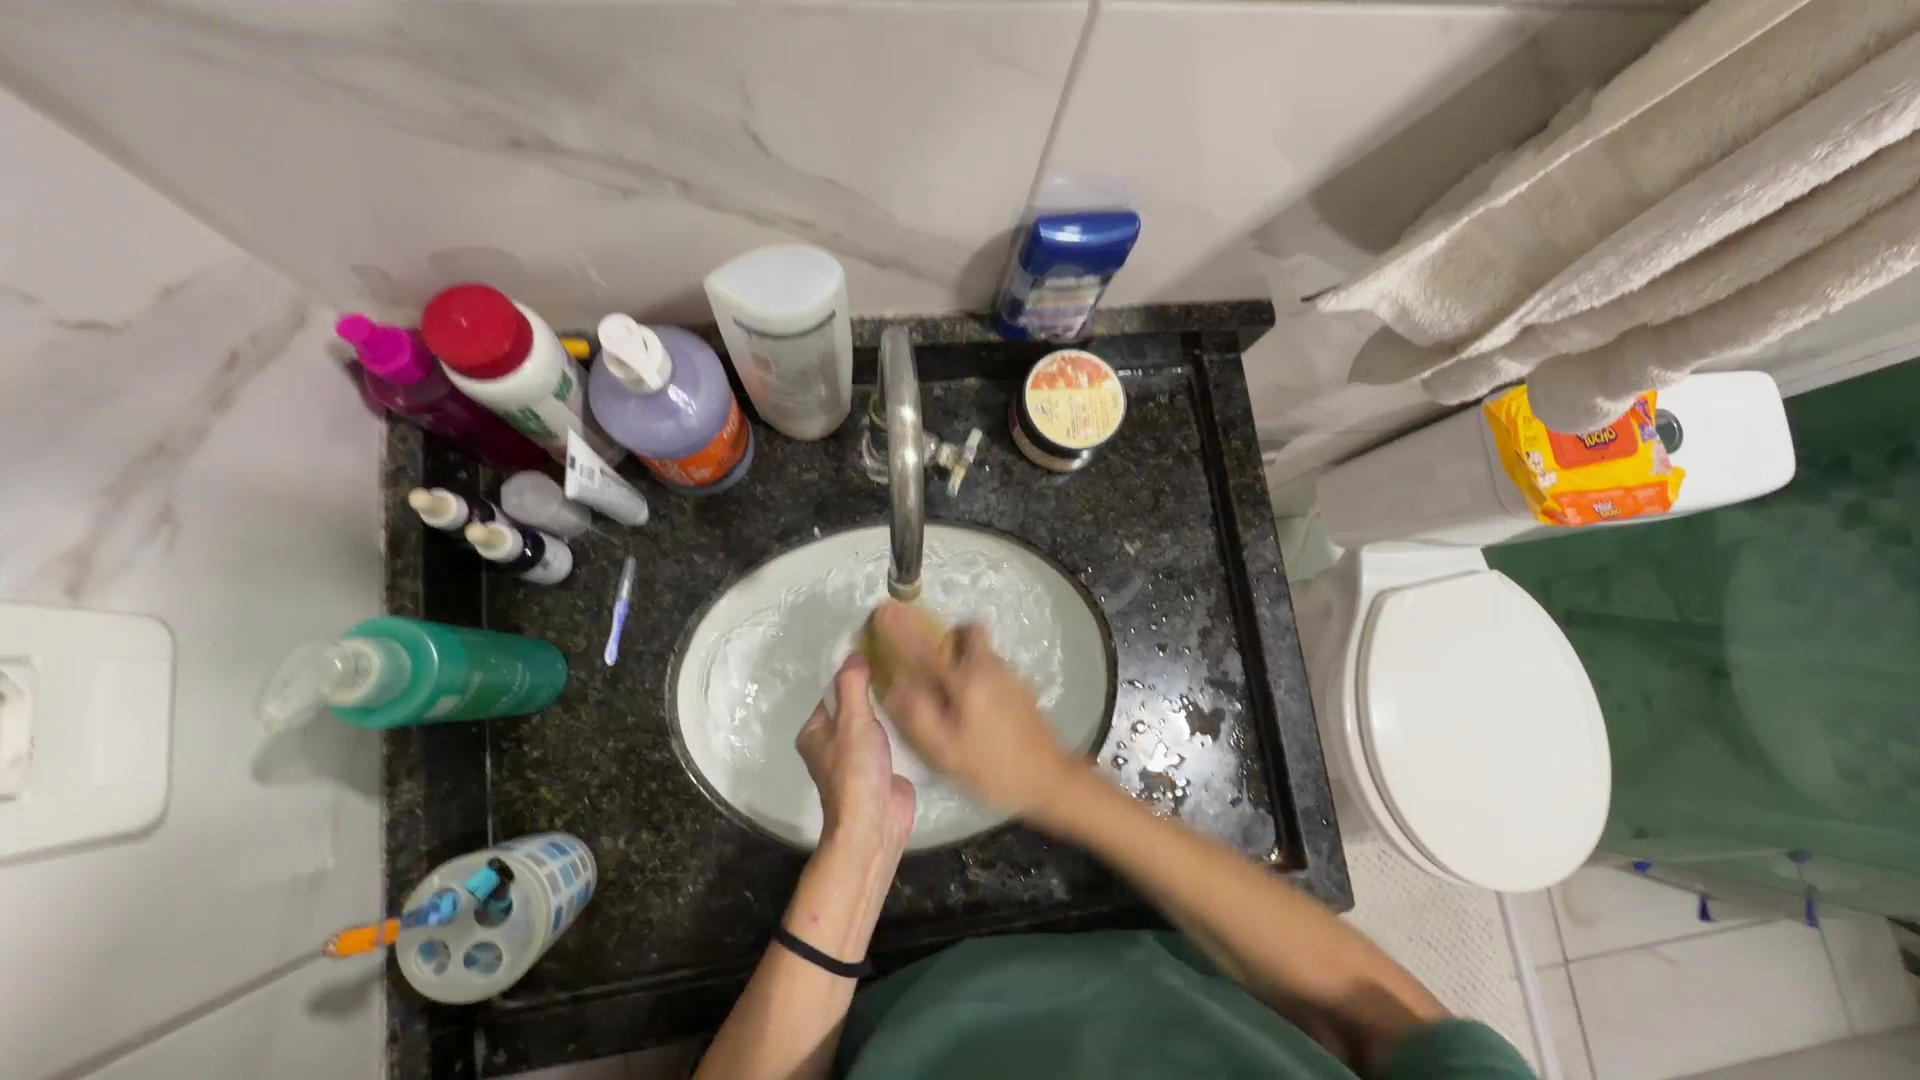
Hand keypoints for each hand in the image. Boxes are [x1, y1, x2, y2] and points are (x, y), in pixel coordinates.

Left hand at [795, 654, 915, 855]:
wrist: (875, 825)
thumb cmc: (855, 772)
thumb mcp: (852, 721)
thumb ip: (852, 686)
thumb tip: (854, 655)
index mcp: (814, 732)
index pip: (834, 692)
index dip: (855, 674)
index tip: (881, 656)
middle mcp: (833, 744)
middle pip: (857, 706)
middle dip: (878, 691)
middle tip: (905, 670)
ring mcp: (858, 759)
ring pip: (876, 723)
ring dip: (893, 711)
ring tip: (918, 687)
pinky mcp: (882, 770)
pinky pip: (892, 741)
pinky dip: (904, 730)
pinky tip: (923, 714)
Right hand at [872, 601, 1078, 815]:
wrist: (1049, 780)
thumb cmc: (992, 769)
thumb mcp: (945, 752)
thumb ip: (917, 715)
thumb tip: (895, 686)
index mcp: (966, 682)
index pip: (926, 649)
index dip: (903, 630)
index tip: (887, 612)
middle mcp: (990, 669)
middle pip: (969, 632)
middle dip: (950, 638)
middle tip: (936, 664)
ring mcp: (1011, 677)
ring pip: (983, 651)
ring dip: (966, 659)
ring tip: (956, 696)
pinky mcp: (1023, 689)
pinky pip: (994, 670)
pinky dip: (981, 677)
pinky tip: (979, 712)